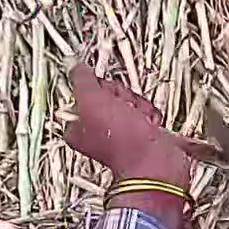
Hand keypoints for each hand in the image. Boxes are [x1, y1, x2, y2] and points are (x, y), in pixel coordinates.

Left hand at [64, 63, 189, 187]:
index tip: (103, 94)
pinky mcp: (141, 135)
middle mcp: (97, 131)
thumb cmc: (119, 138)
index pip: (87, 89)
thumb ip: (81, 79)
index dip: (98, 87)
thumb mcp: (91, 100)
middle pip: (110, 93)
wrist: (154, 163)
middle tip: (124, 109)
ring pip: (130, 101)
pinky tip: (150, 125)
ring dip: (138, 106)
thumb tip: (74, 65)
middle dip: (122, 96)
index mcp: (77, 126)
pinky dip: (150, 115)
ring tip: (140, 120)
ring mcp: (120, 133)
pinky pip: (146, 112)